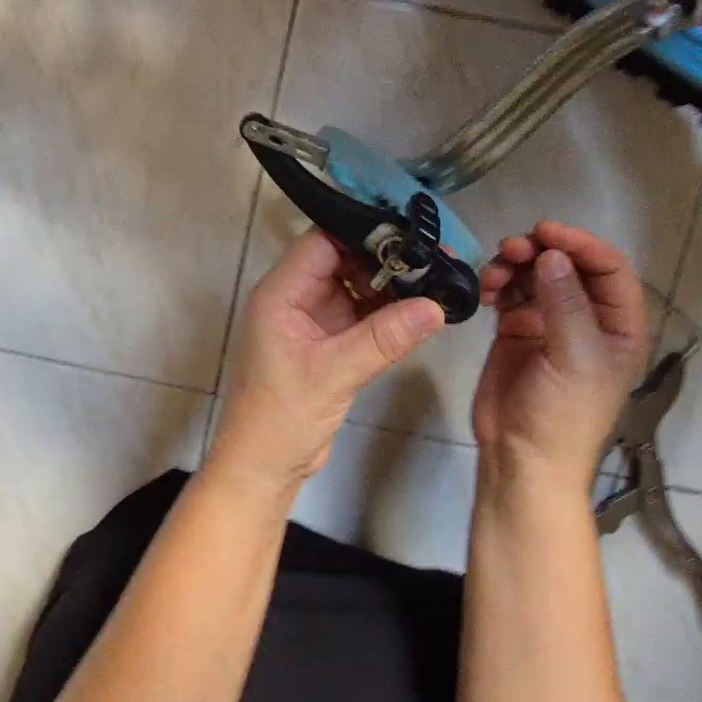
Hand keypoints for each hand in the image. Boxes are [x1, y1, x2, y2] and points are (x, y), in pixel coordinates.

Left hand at [208, 230, 446, 493]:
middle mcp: (295, 299)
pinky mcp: (327, 345)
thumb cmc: (282, 416)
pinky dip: (387, 313)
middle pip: (341, 261)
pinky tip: (421, 310)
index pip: (321, 243)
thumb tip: (435, 307)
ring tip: (437, 278)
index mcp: (281, 294)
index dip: (362, 234)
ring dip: (390, 286)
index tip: (409, 235)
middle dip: (385, 259)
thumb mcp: (334, 374)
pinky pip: (360, 316)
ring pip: (354, 288)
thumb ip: (384, 338)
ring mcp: (312, 322)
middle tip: (435, 257)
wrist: (264, 466)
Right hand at [471, 222, 649, 493]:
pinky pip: (509, 292)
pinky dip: (497, 283)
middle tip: (511, 248)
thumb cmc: (563, 415)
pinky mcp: (516, 330)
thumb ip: (564, 303)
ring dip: (514, 264)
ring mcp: (549, 323)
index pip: (609, 269)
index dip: (581, 244)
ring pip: (535, 274)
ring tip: (493, 272)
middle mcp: (587, 319)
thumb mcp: (574, 358)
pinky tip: (485, 291)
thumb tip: (551, 255)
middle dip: (541, 250)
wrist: (521, 459)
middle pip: (568, 265)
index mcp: (618, 327)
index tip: (545, 232)